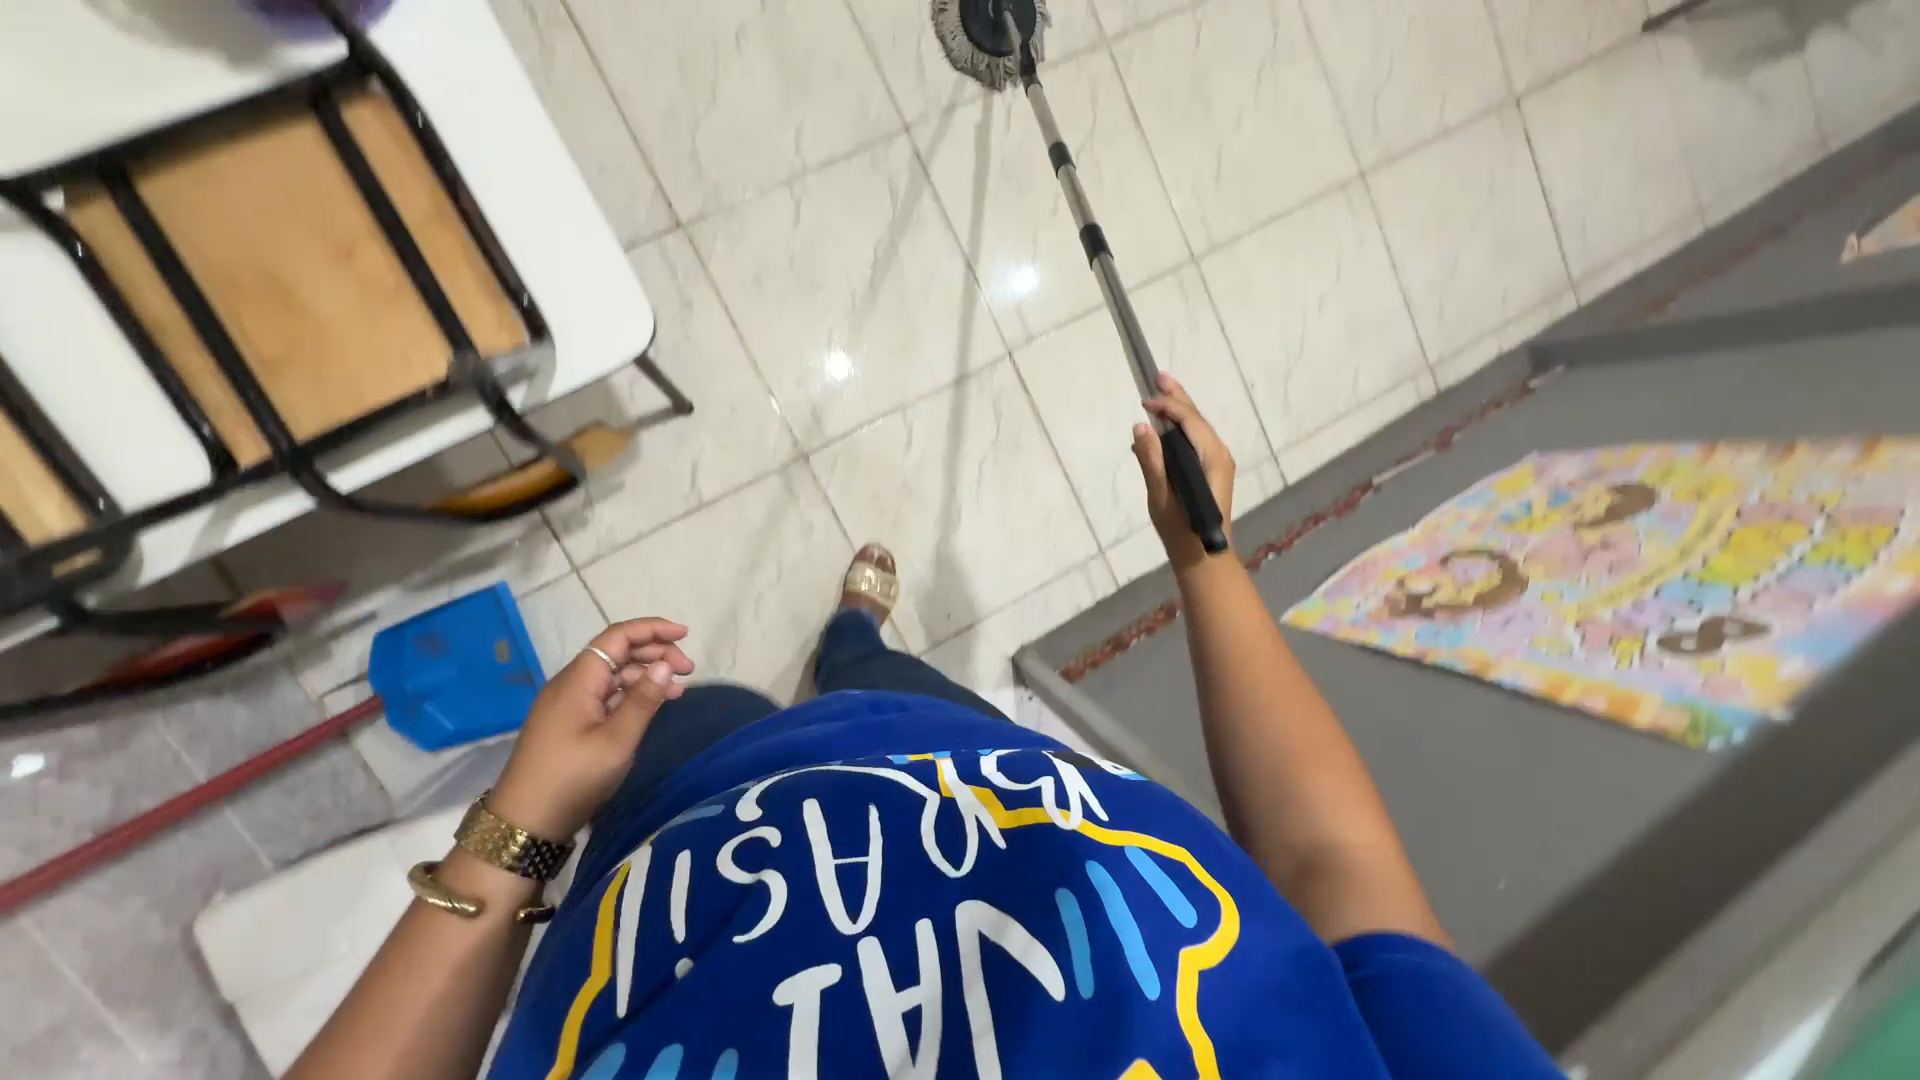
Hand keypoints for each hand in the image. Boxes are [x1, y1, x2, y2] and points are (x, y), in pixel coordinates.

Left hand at [488, 618, 695, 839]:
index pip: (617, 637)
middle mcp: (571, 684)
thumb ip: (643, 700)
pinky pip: (606, 695)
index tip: (685, 634)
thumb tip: (666, 666)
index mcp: (578, 680)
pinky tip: (652, 706)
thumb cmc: (573, 777)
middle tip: (688, 669)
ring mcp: (569, 705)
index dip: (652, 629)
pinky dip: (632, 694)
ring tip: (678, 690)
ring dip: (646, 675)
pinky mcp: (570, 723)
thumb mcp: (617, 741)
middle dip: (654, 652)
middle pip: (616, 652)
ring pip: (613, 675)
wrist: (525, 822)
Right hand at [1132, 372, 1234, 569]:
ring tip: (1161, 392)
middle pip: (1196, 418)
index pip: (1190, 420)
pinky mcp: (1210, 470)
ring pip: (1196, 427)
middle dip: (1177, 397)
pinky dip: (1179, 426)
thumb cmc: (1182, 528)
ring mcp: (1216, 462)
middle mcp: (1219, 454)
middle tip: (1158, 376)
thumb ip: (1152, 461)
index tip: (1144, 401)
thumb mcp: (1161, 496)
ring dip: (1179, 409)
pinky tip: (1164, 425)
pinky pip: (1194, 439)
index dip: (1168, 406)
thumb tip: (1140, 427)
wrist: (1204, 555)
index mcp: (1212, 457)